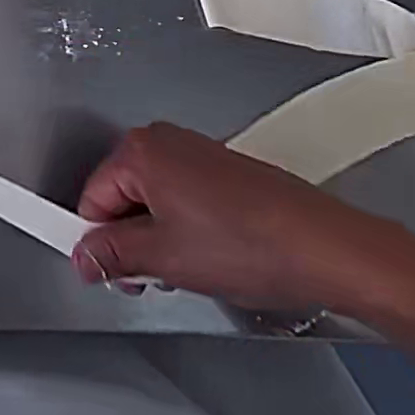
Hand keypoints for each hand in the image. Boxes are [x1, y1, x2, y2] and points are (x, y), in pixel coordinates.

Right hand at [72, 123, 408, 312]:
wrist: (327, 248)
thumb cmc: (256, 240)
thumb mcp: (164, 258)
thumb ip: (112, 254)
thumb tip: (87, 254)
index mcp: (141, 150)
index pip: (90, 197)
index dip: (94, 240)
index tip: (97, 265)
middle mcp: (164, 140)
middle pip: (118, 194)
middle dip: (127, 238)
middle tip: (150, 274)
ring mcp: (193, 151)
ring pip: (150, 198)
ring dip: (156, 235)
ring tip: (188, 266)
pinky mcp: (218, 168)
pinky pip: (178, 195)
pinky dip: (182, 225)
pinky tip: (209, 252)